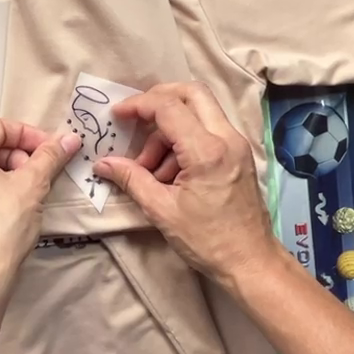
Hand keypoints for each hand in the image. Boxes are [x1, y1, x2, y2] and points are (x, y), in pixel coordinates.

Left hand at [0, 119, 78, 283]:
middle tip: (39, 174)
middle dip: (17, 156)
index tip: (52, 151)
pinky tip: (8, 210)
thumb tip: (70, 137)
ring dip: (6, 174)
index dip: (30, 135)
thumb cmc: (4, 226)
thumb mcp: (32, 185)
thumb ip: (50, 156)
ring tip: (27, 193)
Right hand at [92, 82, 280, 286]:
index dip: (138, 105)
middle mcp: (227, 138)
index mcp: (207, 151)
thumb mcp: (161, 210)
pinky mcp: (238, 154)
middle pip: (191, 92)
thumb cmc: (207, 240)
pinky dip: (183, 139)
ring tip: (151, 168)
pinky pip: (207, 129)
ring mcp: (236, 144)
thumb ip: (131, 179)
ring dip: (168, 128)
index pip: (168, 107)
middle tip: (135, 121)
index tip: (117, 115)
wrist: (250, 261)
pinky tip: (169, 173)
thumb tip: (103, 164)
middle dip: (158, 100)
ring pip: (199, 110)